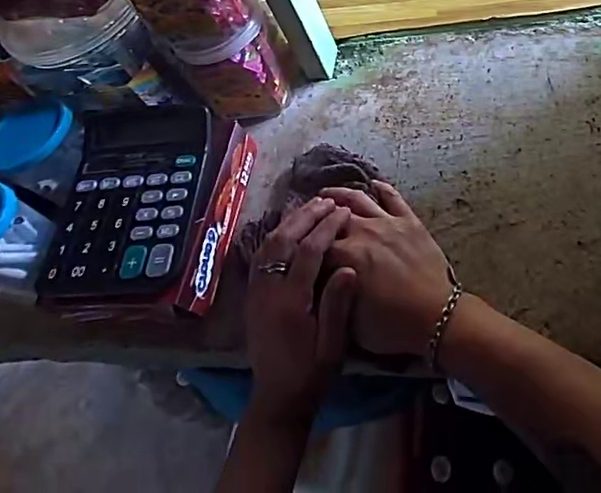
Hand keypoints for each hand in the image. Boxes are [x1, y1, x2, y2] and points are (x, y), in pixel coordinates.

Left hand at [245, 197, 358, 421]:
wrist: (277, 399)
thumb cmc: (311, 375)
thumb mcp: (332, 347)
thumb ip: (338, 306)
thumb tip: (348, 266)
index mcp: (290, 301)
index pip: (309, 251)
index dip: (326, 228)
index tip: (343, 213)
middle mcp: (268, 289)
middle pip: (284, 239)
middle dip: (306, 216)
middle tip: (327, 201)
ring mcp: (256, 289)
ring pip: (269, 243)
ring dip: (289, 222)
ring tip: (310, 207)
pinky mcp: (251, 293)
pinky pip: (260, 254)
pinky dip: (275, 235)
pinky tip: (289, 228)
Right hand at [319, 182, 454, 357]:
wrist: (438, 318)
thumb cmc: (392, 326)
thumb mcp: (350, 323)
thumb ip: (329, 298)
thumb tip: (315, 281)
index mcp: (344, 255)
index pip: (315, 244)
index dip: (303, 244)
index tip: (295, 243)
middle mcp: (362, 231)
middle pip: (332, 216)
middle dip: (317, 214)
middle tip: (307, 213)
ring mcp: (387, 222)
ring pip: (358, 199)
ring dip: (340, 194)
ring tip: (327, 193)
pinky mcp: (409, 221)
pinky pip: (392, 198)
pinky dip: (382, 188)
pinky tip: (373, 183)